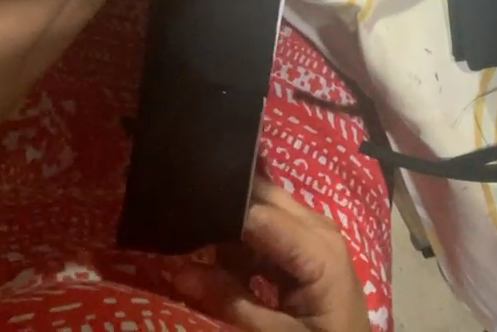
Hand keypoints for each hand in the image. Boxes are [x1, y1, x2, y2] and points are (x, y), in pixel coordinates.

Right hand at [171, 179, 371, 331]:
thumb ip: (229, 301)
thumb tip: (178, 271)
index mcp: (318, 248)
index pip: (258, 212)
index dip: (221, 211)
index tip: (185, 216)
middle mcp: (319, 226)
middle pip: (263, 196)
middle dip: (226, 206)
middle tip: (186, 218)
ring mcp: (315, 231)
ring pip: (264, 206)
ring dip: (233, 222)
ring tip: (196, 234)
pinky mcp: (307, 243)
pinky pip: (270, 226)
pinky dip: (245, 239)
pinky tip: (220, 254)